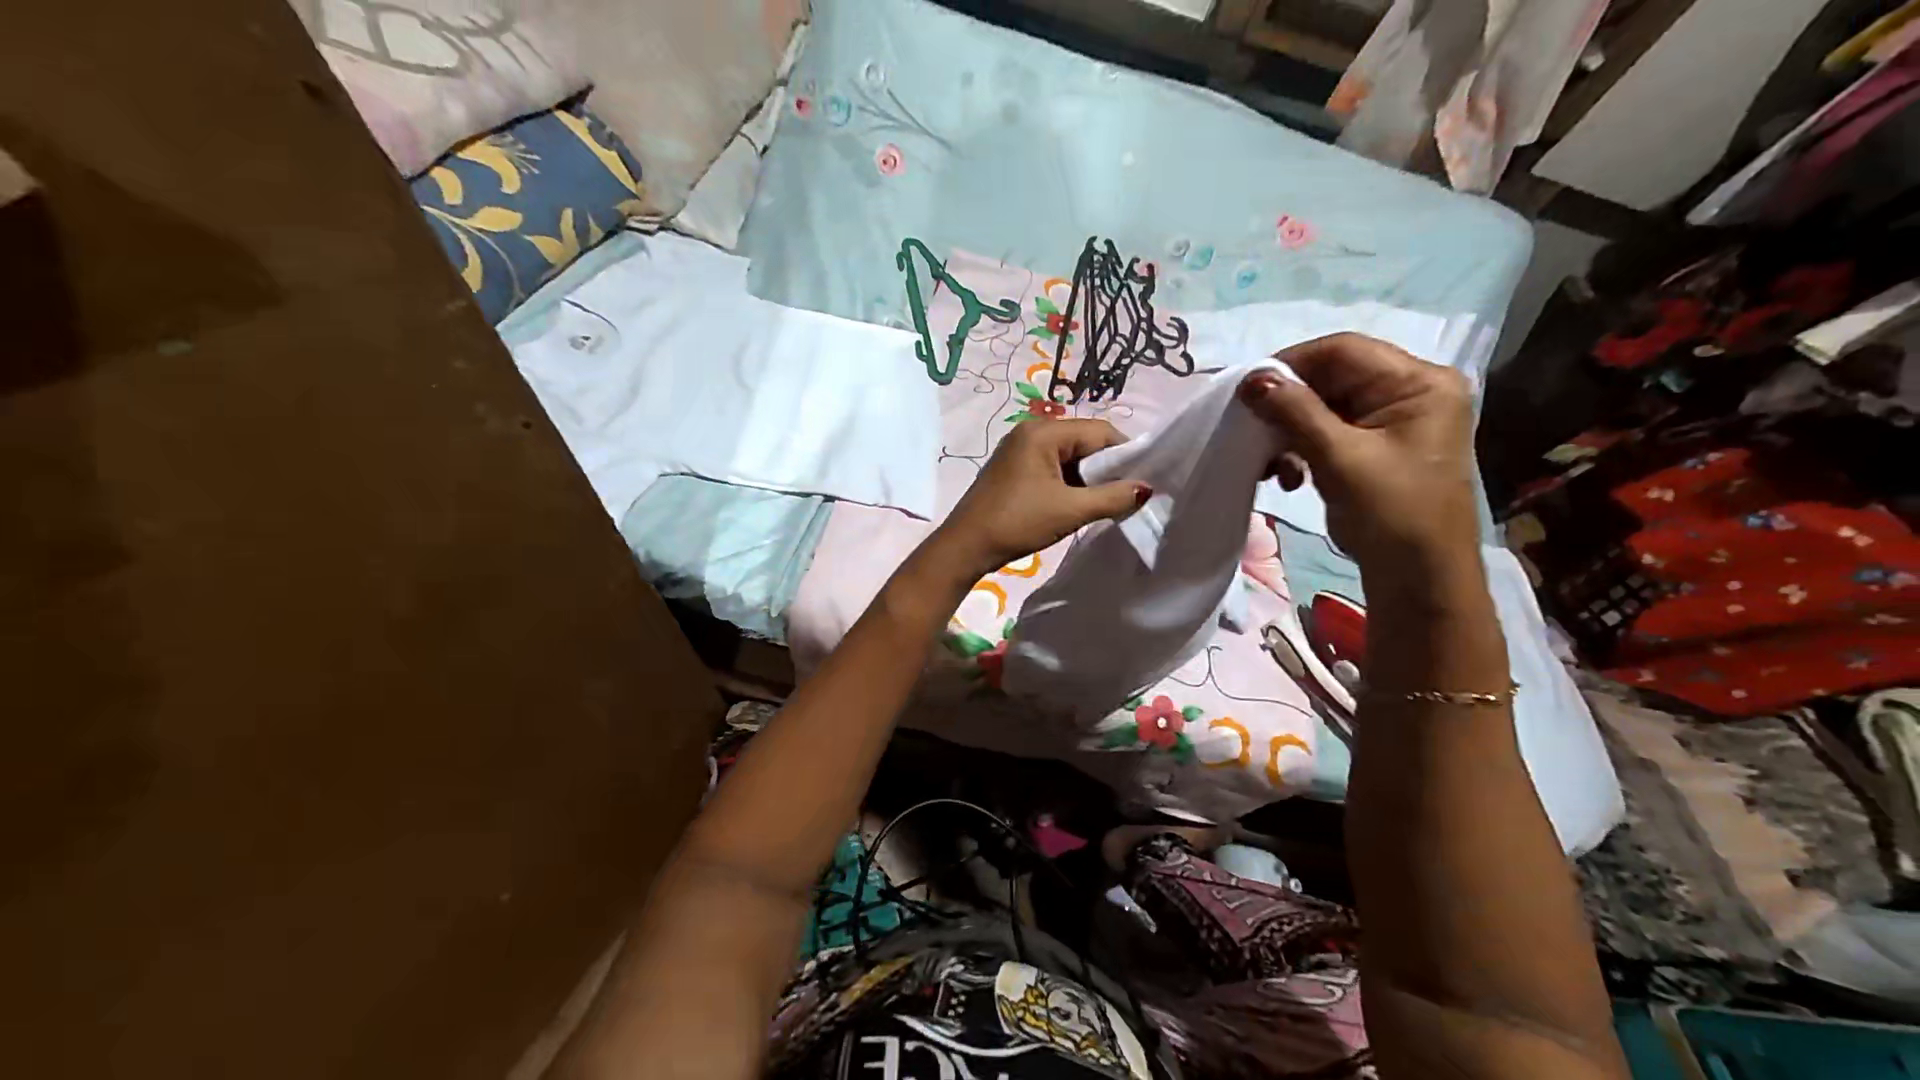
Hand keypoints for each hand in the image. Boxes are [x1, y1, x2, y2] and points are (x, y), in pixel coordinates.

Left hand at [933, 418, 1149, 580]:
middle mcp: (1031, 431)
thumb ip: (1112, 497)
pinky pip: (1053, 467)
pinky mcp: (1015, 469)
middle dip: (1107, 468)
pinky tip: (1079, 505)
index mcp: (1042, 432)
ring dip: (1089, 479)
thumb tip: (1146, 489)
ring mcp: (1020, 450)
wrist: (965, 547)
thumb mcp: (1070, 510)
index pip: (1100, 431)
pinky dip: (1070, 483)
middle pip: (1085, 441)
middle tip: (1125, 496)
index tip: (1143, 482)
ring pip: (1070, 457)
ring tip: (1105, 504)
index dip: (1125, 455)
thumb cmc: (1017, 522)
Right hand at [1238, 334, 1481, 591]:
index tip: (1247, 390)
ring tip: (1269, 463)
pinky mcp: (1376, 447)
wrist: (1419, 578)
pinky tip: (1287, 475)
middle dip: (1288, 404)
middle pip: (1332, 377)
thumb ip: (1295, 412)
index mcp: (1419, 383)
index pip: (1344, 351)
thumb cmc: (1391, 513)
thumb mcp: (1339, 458)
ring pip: (1325, 406)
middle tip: (1251, 429)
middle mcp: (1411, 392)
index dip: (1292, 363)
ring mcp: (1394, 420)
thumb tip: (1251, 379)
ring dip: (1289, 431)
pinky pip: (1329, 431)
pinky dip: (1302, 448)